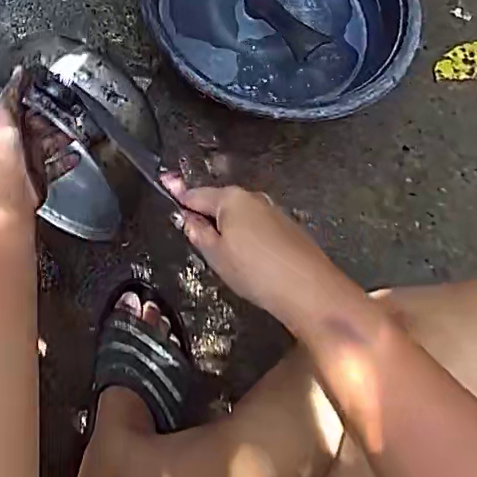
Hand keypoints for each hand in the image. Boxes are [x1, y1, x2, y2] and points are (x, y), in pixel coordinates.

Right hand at [165, 177, 364, 333]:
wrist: (311, 291)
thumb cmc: (255, 271)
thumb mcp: (216, 255)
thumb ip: (198, 232)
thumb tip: (188, 218)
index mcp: (231, 199)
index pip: (196, 194)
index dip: (179, 196)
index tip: (165, 185)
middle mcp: (253, 198)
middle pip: (220, 203)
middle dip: (207, 217)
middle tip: (199, 242)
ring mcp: (274, 211)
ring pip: (241, 216)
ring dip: (229, 229)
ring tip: (228, 259)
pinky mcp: (289, 229)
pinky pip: (258, 227)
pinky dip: (249, 237)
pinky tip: (252, 262)